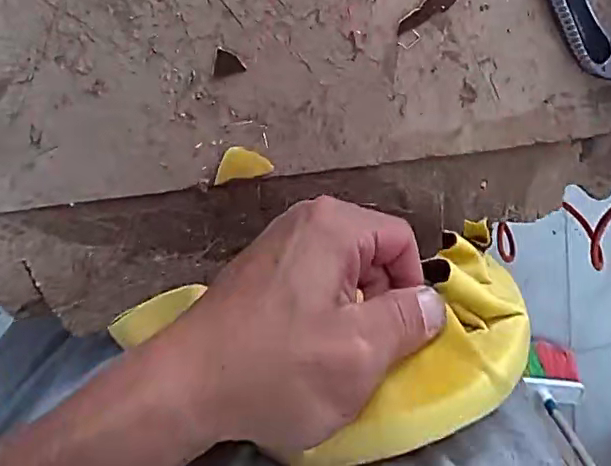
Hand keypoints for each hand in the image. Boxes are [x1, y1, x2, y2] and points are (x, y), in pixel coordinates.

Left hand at [148, 197, 446, 460]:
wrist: (177, 391)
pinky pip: (311, 280)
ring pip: (342, 270)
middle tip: (367, 350)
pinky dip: (319, 313)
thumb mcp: (358, 353)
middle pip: (371, 253)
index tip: (405, 332)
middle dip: (379, 302)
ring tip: (331, 356)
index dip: (413, 286)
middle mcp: (307, 219)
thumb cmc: (274, 367)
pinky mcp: (259, 268)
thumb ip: (408, 322)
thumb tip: (433, 304)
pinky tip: (299, 352)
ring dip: (349, 312)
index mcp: (334, 223)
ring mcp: (278, 241)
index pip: (400, 240)